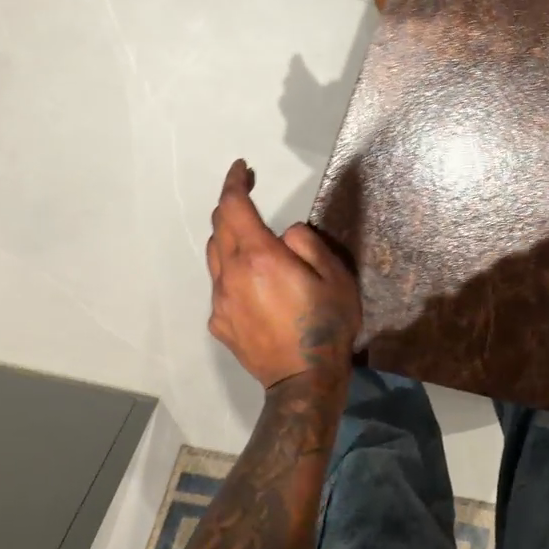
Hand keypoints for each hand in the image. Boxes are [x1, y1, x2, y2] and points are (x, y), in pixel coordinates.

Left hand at [205, 160, 361, 388]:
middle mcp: (231, 275)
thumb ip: (307, 243)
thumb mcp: (334, 275)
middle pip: (220, 227)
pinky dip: (231, 267)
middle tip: (248, 186)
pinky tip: (253, 277)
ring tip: (250, 231)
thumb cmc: (326, 324)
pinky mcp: (220, 323)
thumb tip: (285, 235)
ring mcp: (221, 302)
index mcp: (259, 257)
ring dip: (228, 234)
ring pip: (215, 255)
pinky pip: (220, 284)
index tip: (242, 167)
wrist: (304, 381)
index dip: (235, 182)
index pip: (234, 207)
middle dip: (231, 202)